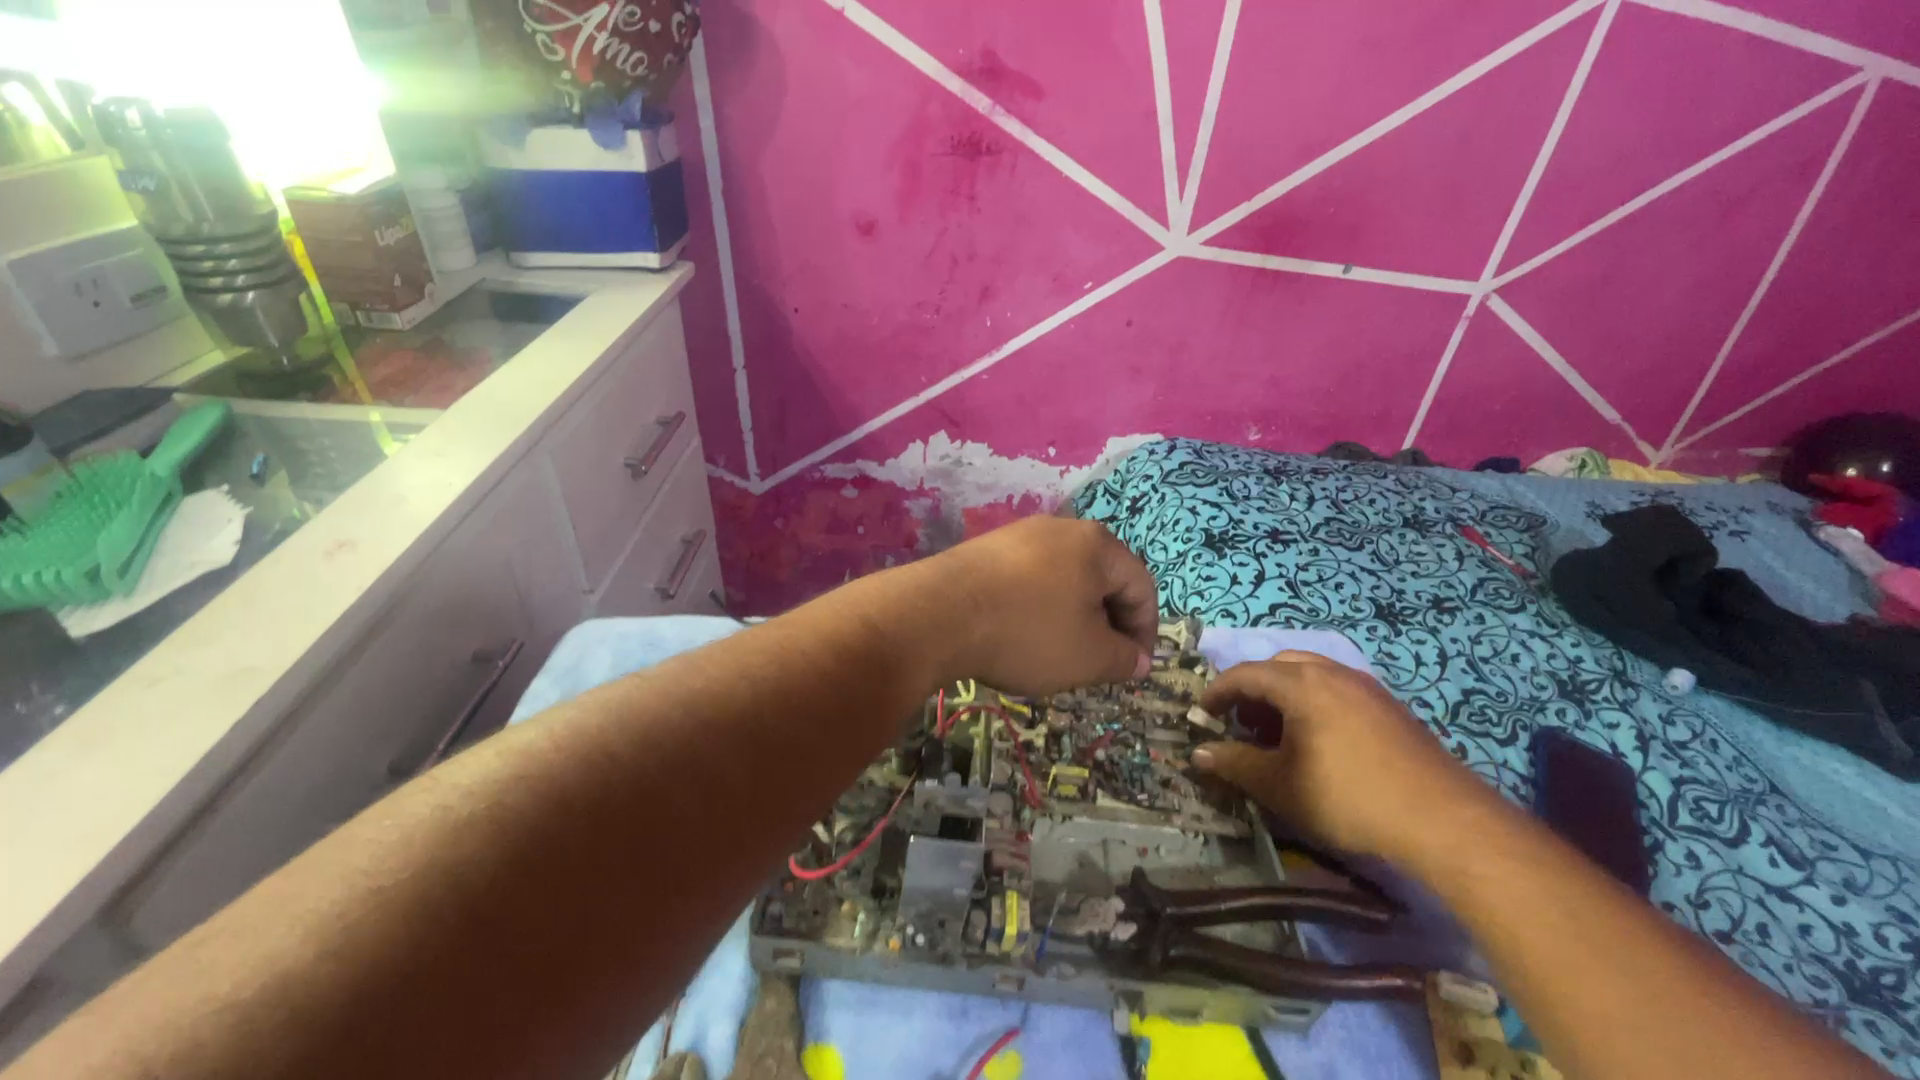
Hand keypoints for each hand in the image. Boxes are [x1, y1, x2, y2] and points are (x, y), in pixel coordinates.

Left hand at [922, 517, 1158, 696]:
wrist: (937, 614)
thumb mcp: (1089, 657)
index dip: (1146, 631)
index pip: (1142, 586)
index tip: (1133, 668)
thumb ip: (1124, 659)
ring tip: (1056, 653)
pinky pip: (1026, 580)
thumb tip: (1139, 660)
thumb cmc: (1028, 633)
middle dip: (1107, 623)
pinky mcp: (984, 550)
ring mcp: (1018, 535)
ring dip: (1070, 617)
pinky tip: (1017, 635)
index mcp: (1098, 545)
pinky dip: (1034, 608)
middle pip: (1101, 578)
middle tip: (1098, 663)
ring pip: (1062, 579)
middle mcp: (1061, 528)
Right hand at [1191, 652, 1502, 863]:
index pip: (1245, 674)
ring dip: (1286, 696)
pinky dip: (1316, 704)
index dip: (1218, 692)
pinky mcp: (1391, 708)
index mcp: (1301, 685)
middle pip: (1281, 666)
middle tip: (1241, 723)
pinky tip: (1320, 743)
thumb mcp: (1279, 785)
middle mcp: (1334, 673)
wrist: (1440, 818)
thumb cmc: (1346, 797)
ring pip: (1314, 676)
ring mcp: (1368, 688)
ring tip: (1278, 734)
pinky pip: (1340, 691)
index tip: (1203, 714)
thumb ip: (1235, 764)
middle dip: (1254, 690)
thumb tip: (1199, 753)